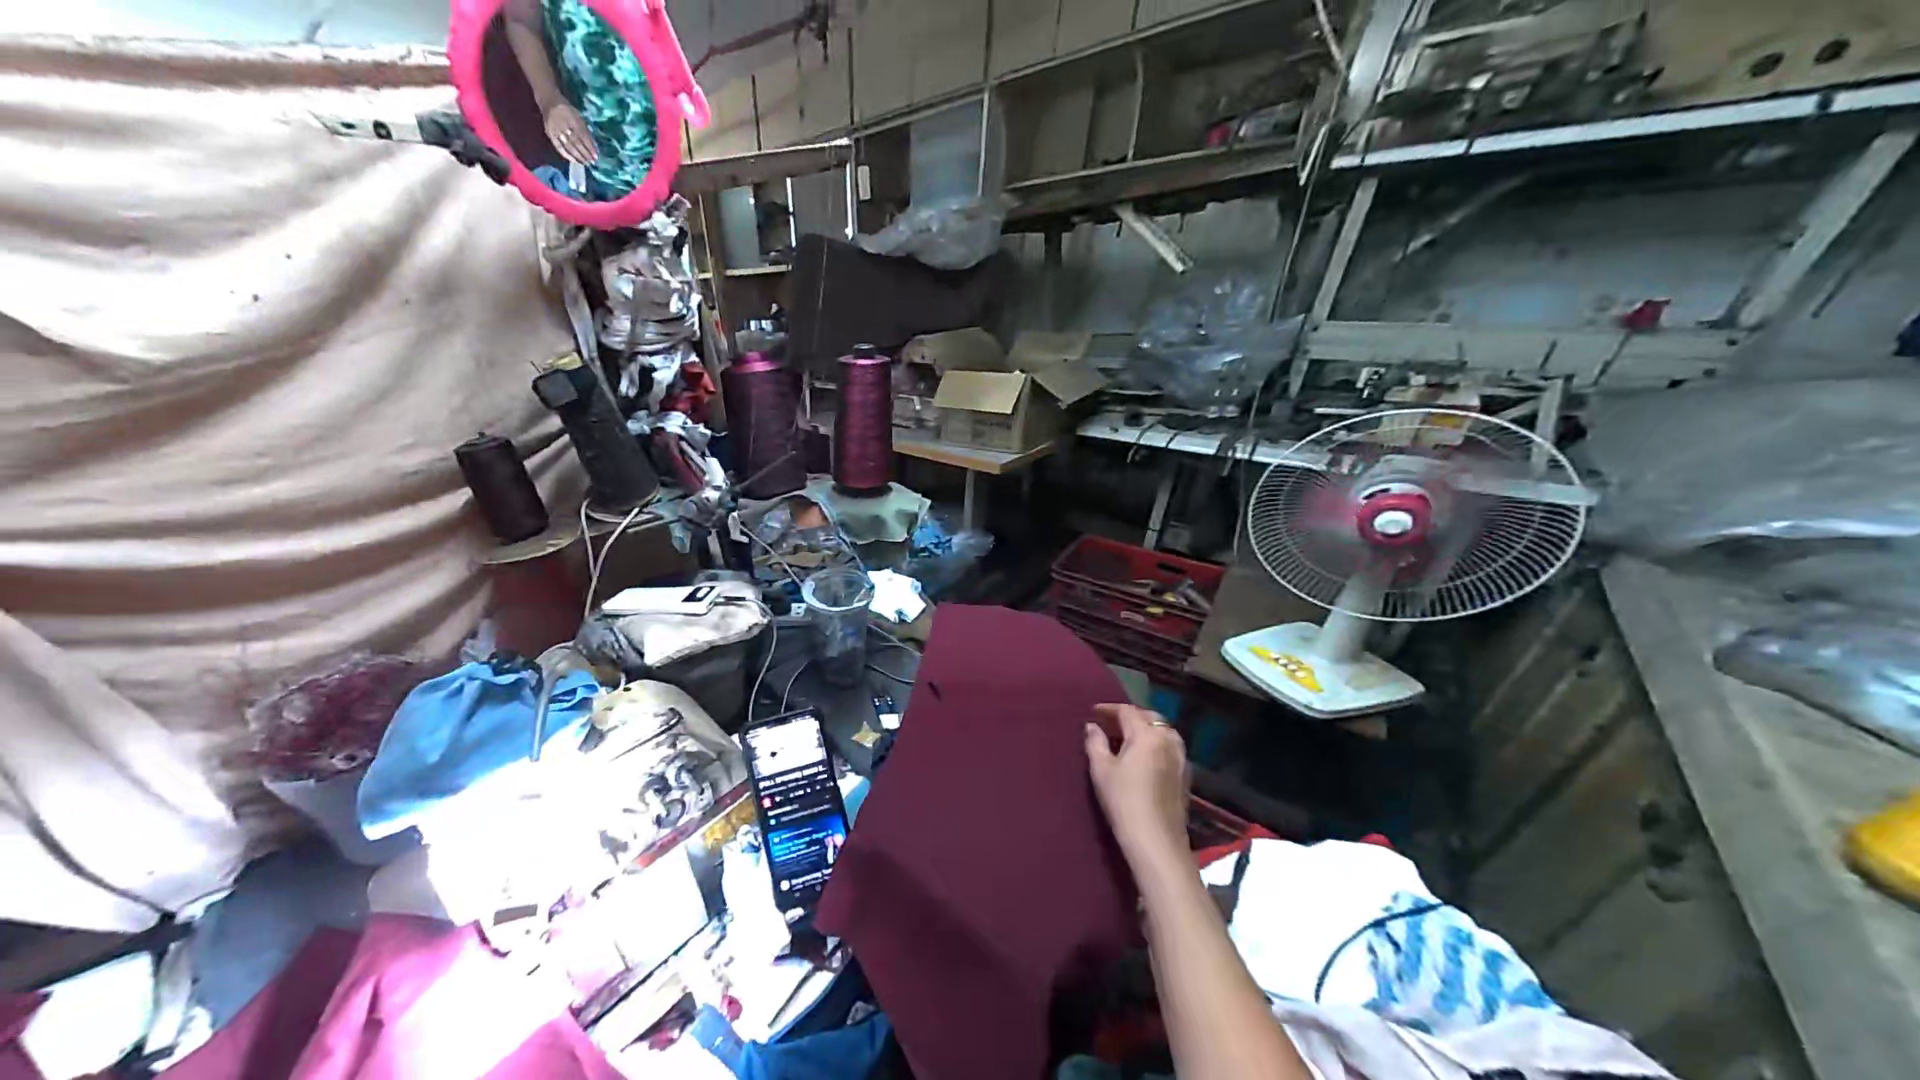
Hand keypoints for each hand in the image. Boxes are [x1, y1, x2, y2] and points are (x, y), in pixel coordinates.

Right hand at [544, 103, 598, 165]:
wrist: (550, 102)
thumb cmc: (568, 111)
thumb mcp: (579, 117)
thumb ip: (585, 131)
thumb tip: (593, 147)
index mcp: (573, 120)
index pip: (583, 137)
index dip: (590, 148)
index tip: (596, 157)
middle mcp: (564, 126)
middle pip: (576, 143)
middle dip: (585, 154)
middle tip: (591, 162)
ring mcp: (556, 131)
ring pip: (568, 147)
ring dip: (578, 157)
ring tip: (585, 164)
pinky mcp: (550, 135)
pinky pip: (559, 147)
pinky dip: (567, 155)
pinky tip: (574, 161)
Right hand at [1085, 704, 1188, 868]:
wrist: (1156, 840)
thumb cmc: (1124, 801)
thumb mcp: (1101, 770)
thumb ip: (1095, 743)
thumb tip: (1092, 726)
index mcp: (1146, 734)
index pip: (1127, 711)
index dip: (1109, 709)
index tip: (1094, 712)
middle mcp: (1167, 740)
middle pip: (1149, 717)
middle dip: (1130, 716)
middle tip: (1111, 723)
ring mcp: (1181, 757)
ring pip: (1163, 731)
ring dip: (1146, 728)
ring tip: (1128, 738)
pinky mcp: (1185, 775)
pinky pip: (1170, 747)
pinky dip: (1157, 743)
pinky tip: (1146, 756)